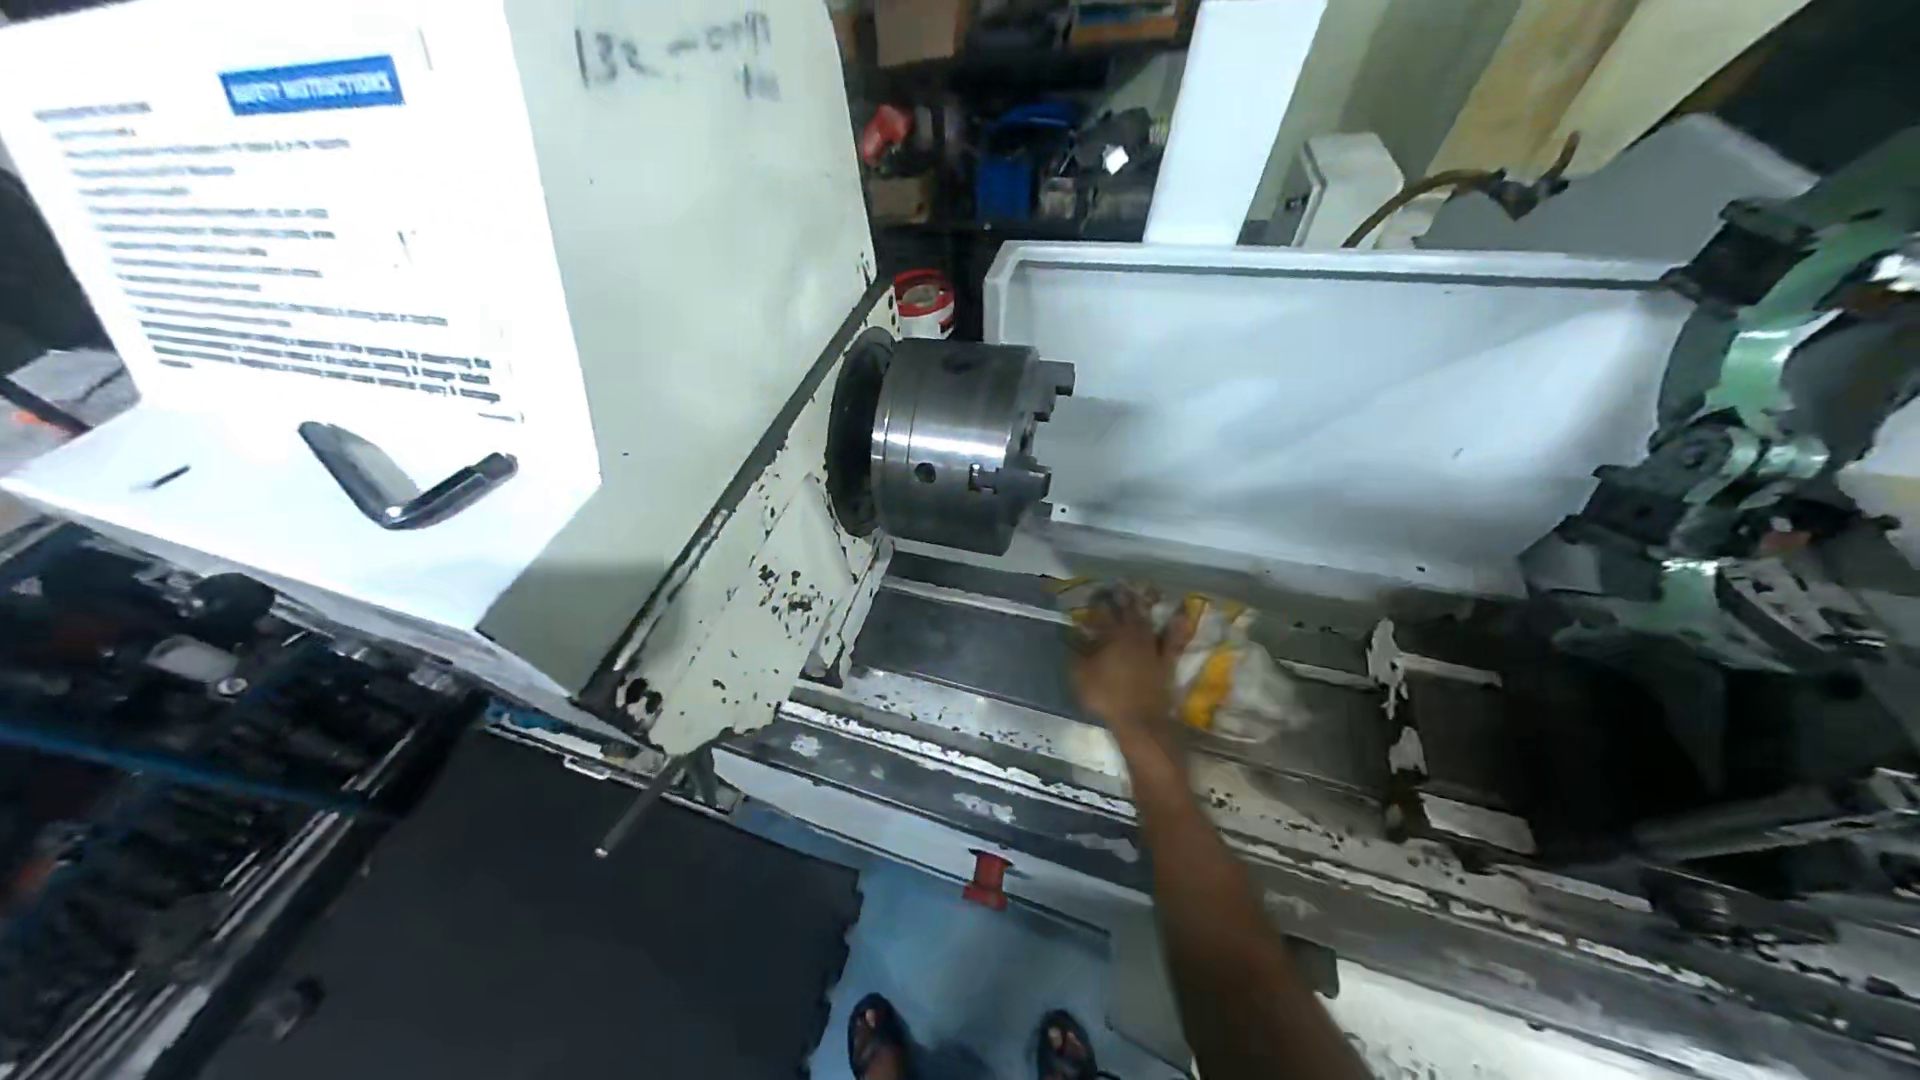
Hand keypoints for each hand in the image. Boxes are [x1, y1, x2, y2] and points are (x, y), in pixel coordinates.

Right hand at [1069, 590, 1193, 735]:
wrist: (1140, 721)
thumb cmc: (1106, 697)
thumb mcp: (1081, 675)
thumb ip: (1076, 652)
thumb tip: (1072, 635)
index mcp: (1111, 636)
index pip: (1103, 613)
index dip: (1097, 603)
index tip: (1092, 594)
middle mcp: (1133, 636)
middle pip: (1127, 612)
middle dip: (1122, 598)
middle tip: (1118, 587)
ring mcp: (1152, 647)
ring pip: (1148, 621)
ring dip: (1144, 606)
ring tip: (1142, 593)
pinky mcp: (1166, 661)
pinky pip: (1173, 640)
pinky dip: (1177, 628)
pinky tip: (1182, 617)